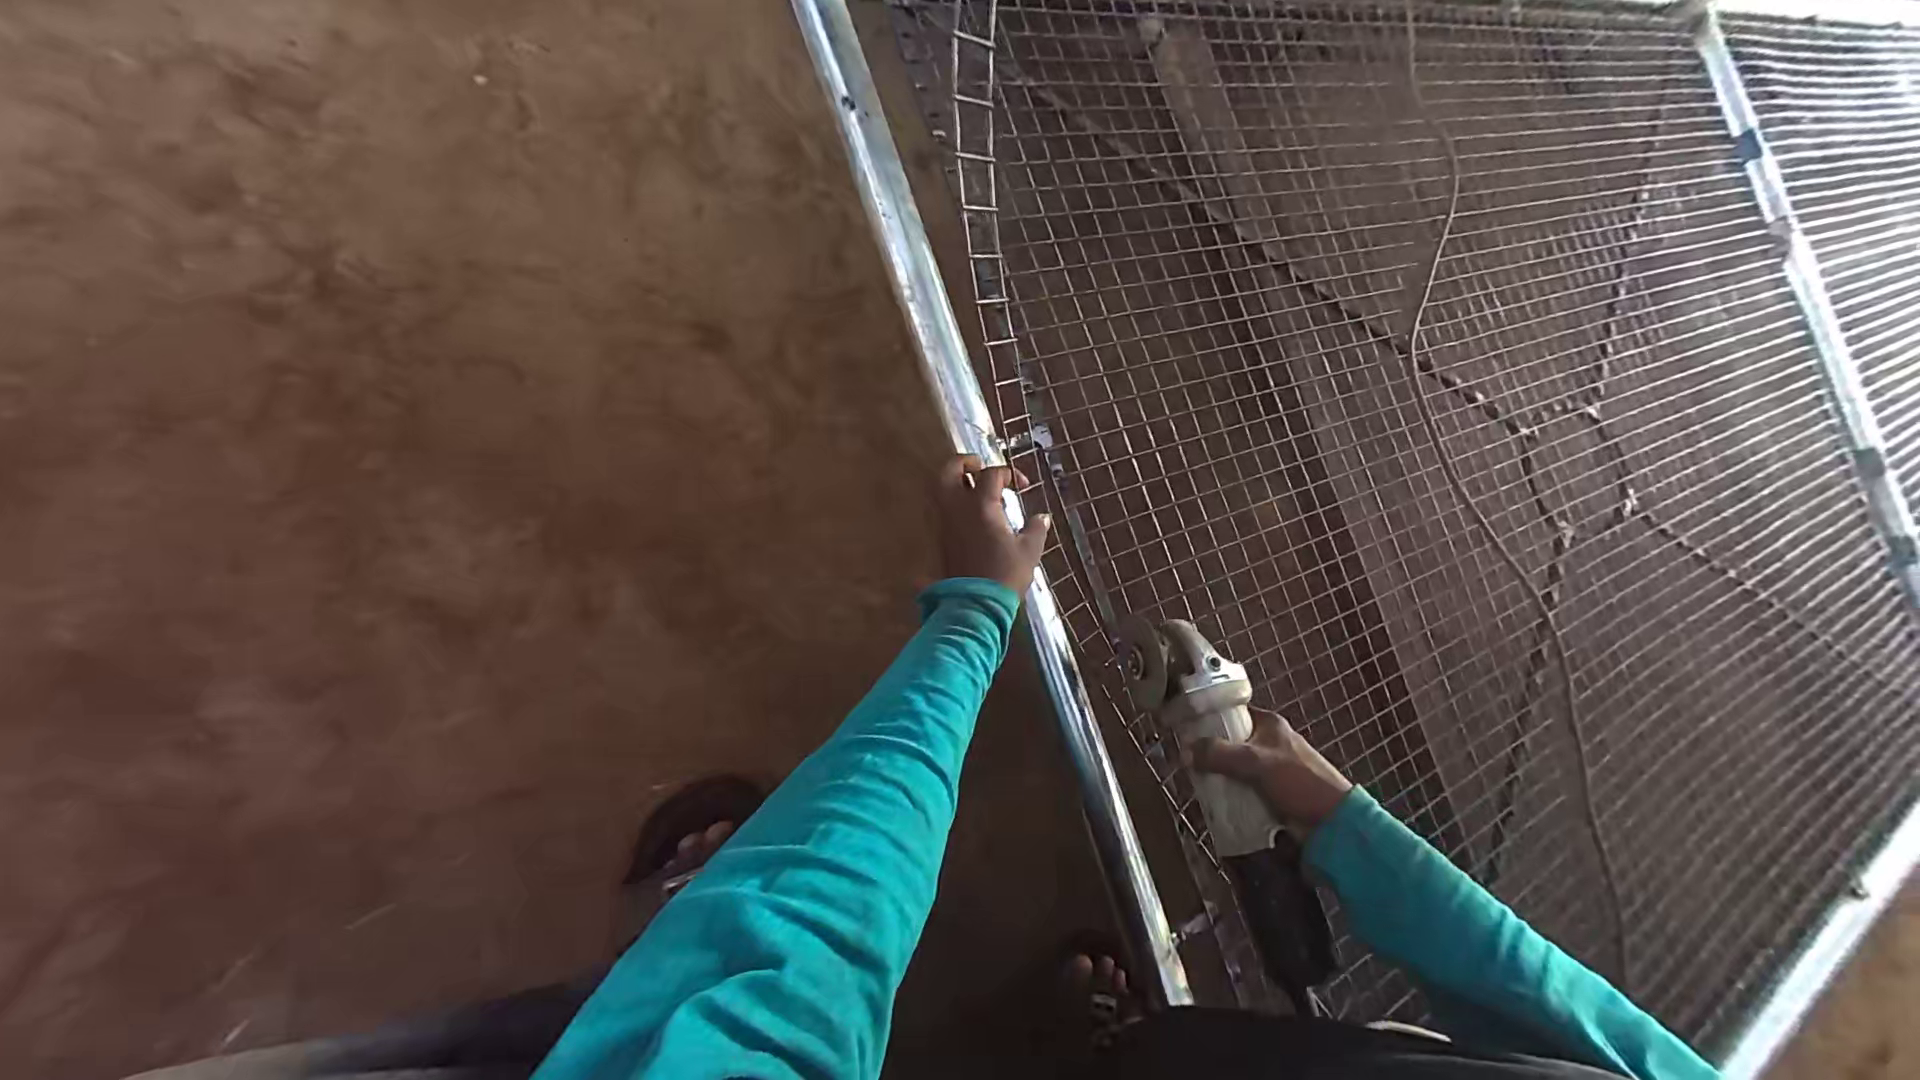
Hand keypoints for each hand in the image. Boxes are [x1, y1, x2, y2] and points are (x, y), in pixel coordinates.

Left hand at [936, 454, 1050, 593]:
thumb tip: (1042, 518)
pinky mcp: (941, 537)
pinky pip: (943, 509)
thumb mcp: (1029, 550)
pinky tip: (973, 514)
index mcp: (982, 505)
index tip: (1022, 485)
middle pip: (950, 470)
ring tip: (976, 489)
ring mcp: (946, 522)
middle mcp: (958, 508)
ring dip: (957, 482)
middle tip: (980, 467)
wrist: (976, 603)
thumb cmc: (1005, 575)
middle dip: (964, 462)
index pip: (991, 474)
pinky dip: (955, 503)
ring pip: (942, 489)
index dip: (1009, 473)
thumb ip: (1036, 529)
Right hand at [1190, 708, 1352, 829]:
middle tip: (1187, 759)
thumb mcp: (1255, 762)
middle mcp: (1268, 743)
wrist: (1334, 825)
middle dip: (1209, 752)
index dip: (1210, 718)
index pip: (1232, 713)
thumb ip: (1218, 754)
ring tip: (1196, 780)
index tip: (1186, 728)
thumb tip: (1185, 752)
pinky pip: (1241, 787)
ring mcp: (1270, 769)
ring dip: (1218, 774)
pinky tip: (1213, 798)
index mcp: (1270, 725)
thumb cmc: (1300, 783)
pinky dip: (1229, 791)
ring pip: (1233, 766)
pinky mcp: (1270, 792)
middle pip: (1229, 741)